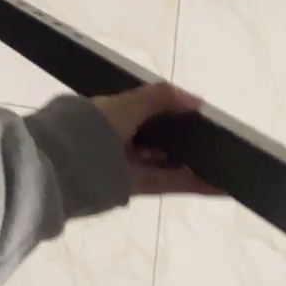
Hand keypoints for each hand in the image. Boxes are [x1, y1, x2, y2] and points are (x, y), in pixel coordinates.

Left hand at [92, 83, 219, 196]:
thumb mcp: (126, 105)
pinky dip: (190, 184)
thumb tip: (196, 99)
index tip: (196, 113)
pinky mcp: (130, 187)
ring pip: (162, 161)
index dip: (168, 110)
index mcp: (108, 111)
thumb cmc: (92, 127)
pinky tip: (217, 186)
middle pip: (155, 137)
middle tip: (216, 139)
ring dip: (192, 163)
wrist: (62, 166)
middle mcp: (114, 136)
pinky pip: (164, 182)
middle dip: (183, 138)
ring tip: (224, 163)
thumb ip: (160, 98)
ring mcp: (122, 163)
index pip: (142, 109)